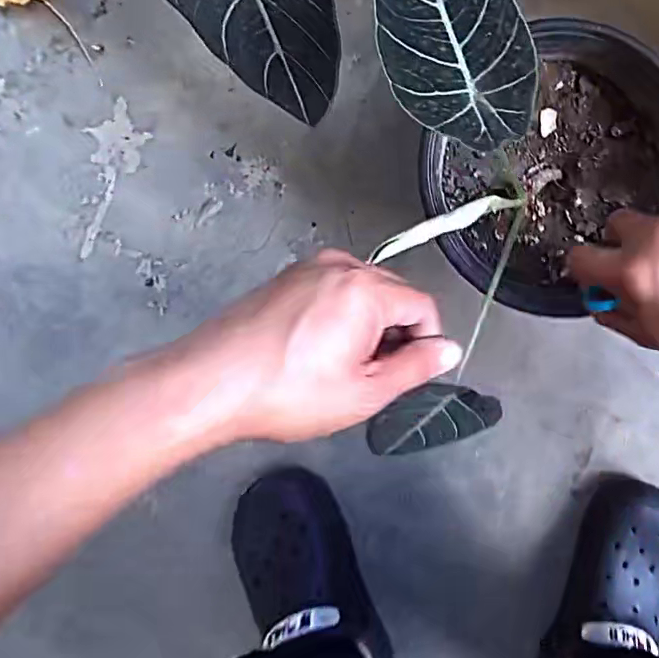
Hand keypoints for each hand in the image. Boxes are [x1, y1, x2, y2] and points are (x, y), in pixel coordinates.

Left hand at [136, 251, 460, 445]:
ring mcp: (309, 268)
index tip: (409, 372)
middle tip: (373, 375)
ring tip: (339, 365)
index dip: (425, 343)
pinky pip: (333, 290)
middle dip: (395, 332)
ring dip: (367, 325)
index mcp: (365, 288)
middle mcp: (339, 266)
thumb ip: (415, 368)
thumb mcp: (364, 391)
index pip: (423, 306)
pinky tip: (315, 350)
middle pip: (394, 294)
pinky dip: (339, 316)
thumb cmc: (285, 390)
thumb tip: (447, 350)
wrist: (210, 381)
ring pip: (363, 292)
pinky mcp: (288, 277)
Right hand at [567, 211, 658, 371]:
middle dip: (616, 243)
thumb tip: (602, 305)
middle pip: (613, 224)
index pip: (580, 256)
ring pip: (651, 223)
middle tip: (632, 266)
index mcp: (632, 271)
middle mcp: (653, 240)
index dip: (582, 269)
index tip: (592, 276)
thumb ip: (616, 316)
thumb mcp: (653, 336)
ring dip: (653, 243)